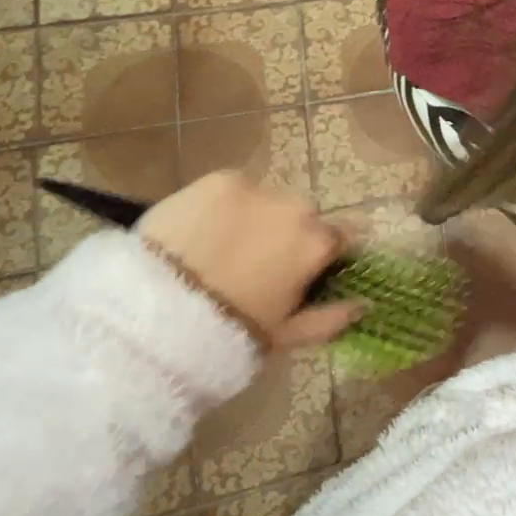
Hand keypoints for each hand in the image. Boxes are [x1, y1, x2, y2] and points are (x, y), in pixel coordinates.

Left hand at [137, 172, 365, 349]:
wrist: (152, 313)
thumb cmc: (228, 331)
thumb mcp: (285, 335)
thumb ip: (332, 318)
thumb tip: (364, 304)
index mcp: (318, 243)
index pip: (345, 235)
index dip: (327, 253)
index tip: (307, 269)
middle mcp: (297, 208)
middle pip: (304, 215)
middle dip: (289, 234)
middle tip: (258, 263)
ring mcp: (258, 189)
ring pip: (268, 200)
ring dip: (257, 217)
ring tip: (223, 247)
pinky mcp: (219, 180)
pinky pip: (234, 190)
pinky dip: (225, 206)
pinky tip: (202, 231)